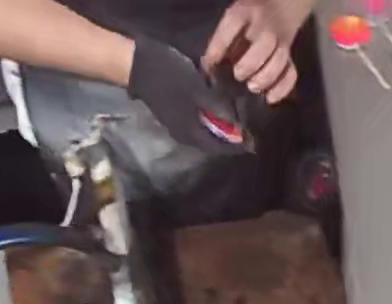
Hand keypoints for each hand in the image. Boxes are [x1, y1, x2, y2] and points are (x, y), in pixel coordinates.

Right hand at [127, 37, 245, 150]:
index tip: (252, 143)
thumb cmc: (171, 77)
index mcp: (192, 134)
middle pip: (213, 143)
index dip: (236, 147)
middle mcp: (186, 136)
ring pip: (205, 133)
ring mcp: (179, 126)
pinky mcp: (176, 115)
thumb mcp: (198, 90)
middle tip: (247, 128)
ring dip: (220, 128)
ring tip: (235, 118)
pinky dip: (210, 119)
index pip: (219, 148)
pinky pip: (198, 123)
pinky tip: (218, 108)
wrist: (139, 66)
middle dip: (230, 138)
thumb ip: (219, 109)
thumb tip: (239, 127)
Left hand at [202, 0, 310, 103]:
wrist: (282, 7)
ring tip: (253, 86)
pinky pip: (291, 73)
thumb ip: (223, 40)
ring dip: (265, 77)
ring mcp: (281, 41)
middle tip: (239, 75)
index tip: (210, 63)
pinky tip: (269, 98)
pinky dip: (282, 88)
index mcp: (247, 10)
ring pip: (280, 59)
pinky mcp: (290, 57)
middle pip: (265, 43)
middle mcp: (266, 24)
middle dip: (250, 64)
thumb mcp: (236, 18)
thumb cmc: (249, 20)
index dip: (220, 44)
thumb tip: (208, 67)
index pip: (233, 23)